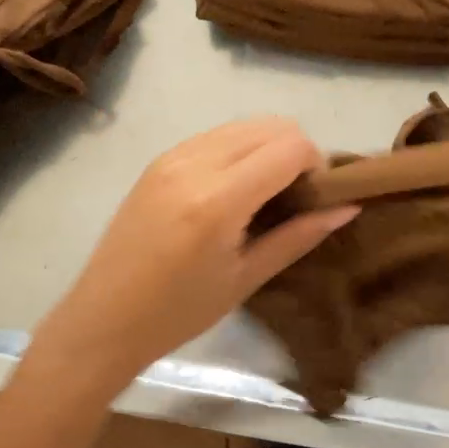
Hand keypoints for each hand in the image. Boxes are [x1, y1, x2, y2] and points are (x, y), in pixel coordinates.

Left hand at [30, 118, 357, 395]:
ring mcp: (173, 156)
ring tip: (265, 192)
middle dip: (297, 152)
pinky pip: (218, 134)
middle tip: (294, 195)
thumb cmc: (178, 313)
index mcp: (218, 200)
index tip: (314, 198)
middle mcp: (196, 164)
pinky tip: (234, 189)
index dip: (316, 165)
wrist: (100, 323)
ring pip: (246, 124)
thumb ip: (300, 235)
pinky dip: (241, 148)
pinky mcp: (160, 158)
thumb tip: (348, 207)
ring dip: (269, 147)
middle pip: (273, 125)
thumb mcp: (247, 278)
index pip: (291, 147)